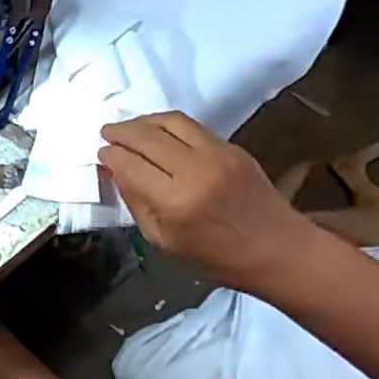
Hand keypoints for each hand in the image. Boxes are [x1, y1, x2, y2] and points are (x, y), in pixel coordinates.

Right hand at [99, 111, 322, 289]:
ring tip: (128, 127)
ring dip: (144, 121)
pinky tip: (156, 132)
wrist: (277, 248)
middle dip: (121, 132)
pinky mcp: (232, 147)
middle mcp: (195, 170)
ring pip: (170, 122)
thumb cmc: (215, 256)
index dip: (111, 156)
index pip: (130, 165)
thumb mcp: (163, 241)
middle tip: (106, 132)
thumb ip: (137, 202)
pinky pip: (192, 127)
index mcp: (175, 202)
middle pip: (147, 138)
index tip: (101, 153)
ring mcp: (216, 154)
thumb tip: (117, 172)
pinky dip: (167, 125)